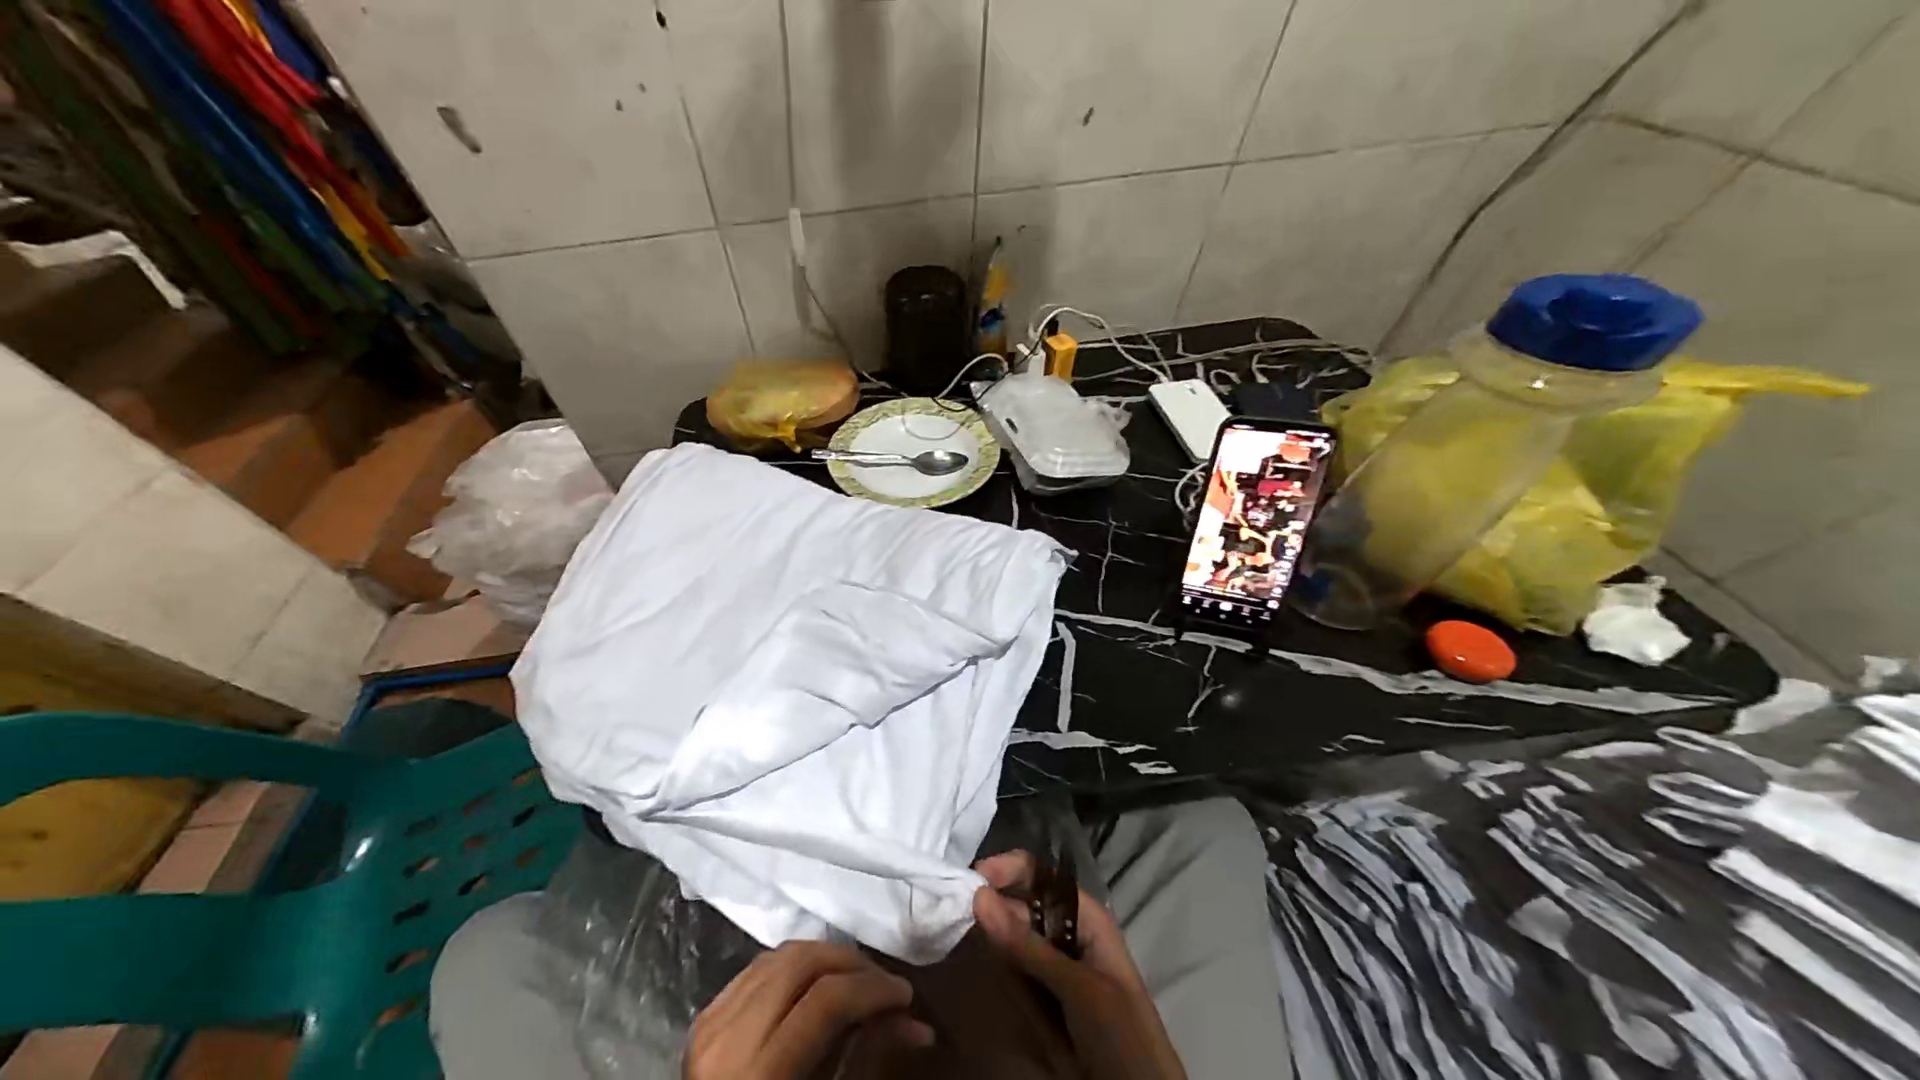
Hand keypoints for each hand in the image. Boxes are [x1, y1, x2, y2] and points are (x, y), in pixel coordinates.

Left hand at [685, 941, 933, 1079]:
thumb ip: (866, 1060)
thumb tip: (917, 1024)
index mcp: (758, 1072)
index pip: (824, 999)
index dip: (871, 989)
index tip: (905, 995)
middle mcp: (727, 1036)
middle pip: (801, 962)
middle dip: (852, 963)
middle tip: (884, 983)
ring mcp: (711, 1020)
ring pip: (780, 955)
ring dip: (826, 958)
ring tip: (858, 980)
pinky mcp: (706, 1014)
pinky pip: (759, 967)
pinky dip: (796, 966)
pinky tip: (819, 982)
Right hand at [972, 851, 1186, 1079]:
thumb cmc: (1122, 1034)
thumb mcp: (1077, 987)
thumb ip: (1028, 946)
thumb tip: (979, 896)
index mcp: (1086, 917)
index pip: (1041, 876)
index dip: (1008, 869)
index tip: (971, 879)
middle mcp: (1067, 933)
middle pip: (1021, 903)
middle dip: (993, 906)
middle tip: (956, 913)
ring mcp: (1053, 965)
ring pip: (1011, 936)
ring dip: (992, 940)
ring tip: (972, 943)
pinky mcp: (1041, 996)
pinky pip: (1012, 970)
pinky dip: (999, 969)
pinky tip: (986, 969)